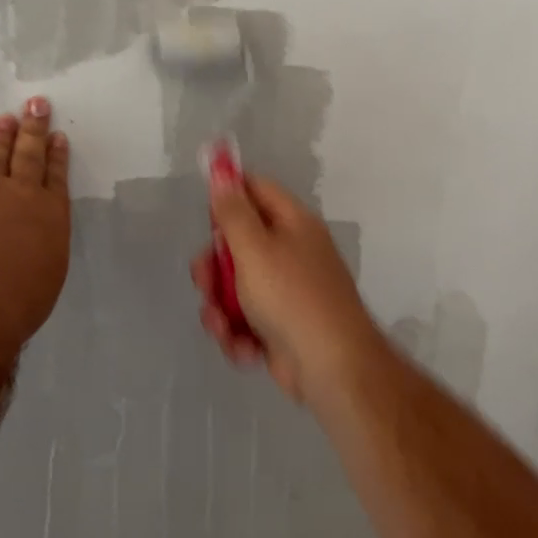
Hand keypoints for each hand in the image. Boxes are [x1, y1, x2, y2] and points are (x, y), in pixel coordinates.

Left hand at [0, 97, 72, 346]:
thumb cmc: (19, 302)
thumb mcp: (48, 275)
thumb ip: (43, 248)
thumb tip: (35, 240)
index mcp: (52, 216)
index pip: (56, 177)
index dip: (57, 155)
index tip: (57, 136)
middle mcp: (24, 194)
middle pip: (30, 154)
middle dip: (34, 128)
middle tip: (36, 103)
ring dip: (2, 133)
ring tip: (6, 117)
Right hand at [190, 175, 379, 402]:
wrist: (331, 368)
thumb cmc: (292, 298)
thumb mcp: (254, 249)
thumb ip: (232, 211)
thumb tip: (221, 170)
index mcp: (291, 223)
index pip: (254, 190)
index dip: (226, 199)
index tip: (206, 220)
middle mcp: (289, 252)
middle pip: (234, 245)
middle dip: (213, 270)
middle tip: (207, 285)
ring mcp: (284, 291)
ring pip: (233, 288)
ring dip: (220, 309)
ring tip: (225, 328)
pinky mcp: (278, 326)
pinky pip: (244, 320)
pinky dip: (238, 334)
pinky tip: (244, 348)